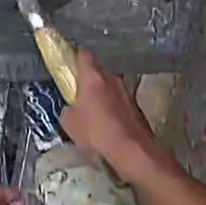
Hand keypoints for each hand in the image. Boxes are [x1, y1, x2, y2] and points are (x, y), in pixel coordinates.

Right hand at [61, 50, 160, 170]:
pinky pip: (120, 101)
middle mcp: (112, 78)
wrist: (131, 149)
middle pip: (98, 72)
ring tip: (95, 114)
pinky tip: (109, 124)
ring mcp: (127, 91)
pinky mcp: (136, 105)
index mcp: (93, 77)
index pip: (83, 55)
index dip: (75, 59)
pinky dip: (114, 108)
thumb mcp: (69, 123)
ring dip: (103, 95)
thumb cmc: (95, 132)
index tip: (70, 68)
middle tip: (80, 97)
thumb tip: (72, 108)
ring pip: (110, 87)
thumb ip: (68, 108)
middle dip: (89, 81)